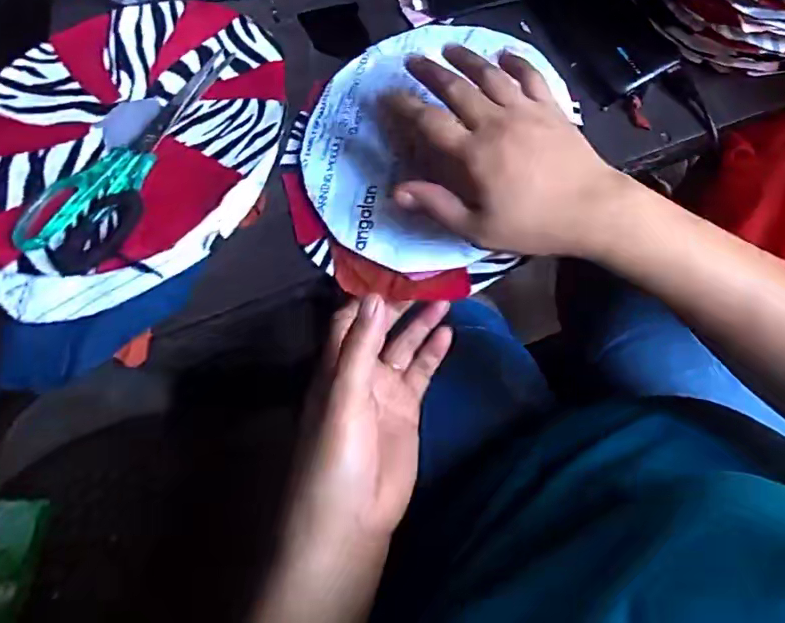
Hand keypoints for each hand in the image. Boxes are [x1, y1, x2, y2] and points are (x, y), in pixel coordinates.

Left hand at [289, 295, 451, 544]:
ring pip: (405, 345)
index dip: (369, 294)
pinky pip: (422, 371)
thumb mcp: (343, 397)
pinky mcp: (407, 407)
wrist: (352, 518)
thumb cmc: (335, 456)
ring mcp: (385, 390)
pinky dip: (434, 352)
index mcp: (335, 367)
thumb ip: (359, 347)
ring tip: (447, 297)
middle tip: (429, 274)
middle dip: (402, 303)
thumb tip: (374, 297)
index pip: (350, 320)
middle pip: (382, 328)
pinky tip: (449, 333)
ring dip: (422, 323)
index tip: (393, 265)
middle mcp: (360, 372)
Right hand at [382, 45, 635, 257]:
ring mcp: (527, 111)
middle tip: (413, 60)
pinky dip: (517, 62)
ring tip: (450, 48)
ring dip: (468, 59)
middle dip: (431, 72)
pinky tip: (506, 55)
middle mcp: (497, 122)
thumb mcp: (481, 229)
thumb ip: (439, 207)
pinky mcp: (552, 108)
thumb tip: (397, 191)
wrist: (594, 208)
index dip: (405, 105)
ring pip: (491, 75)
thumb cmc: (537, 224)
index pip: (430, 121)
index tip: (389, 94)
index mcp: (475, 153)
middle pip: (457, 88)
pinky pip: (531, 77)